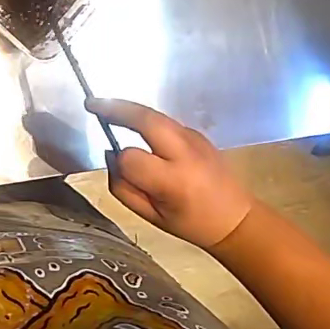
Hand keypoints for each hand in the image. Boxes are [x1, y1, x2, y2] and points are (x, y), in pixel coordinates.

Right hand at [87, 99, 253, 248]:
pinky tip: (137, 127)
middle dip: (117, 109)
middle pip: (146, 119)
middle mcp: (185, 153)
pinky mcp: (198, 134)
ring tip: (106, 109)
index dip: (119, 161)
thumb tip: (111, 158)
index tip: (116, 168)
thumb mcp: (152, 216)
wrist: (236, 218)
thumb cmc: (192, 223)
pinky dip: (147, 121)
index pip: (132, 158)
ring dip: (130, 110)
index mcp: (173, 181)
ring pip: (156, 115)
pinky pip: (166, 123)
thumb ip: (124, 188)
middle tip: (93, 105)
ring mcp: (195, 139)